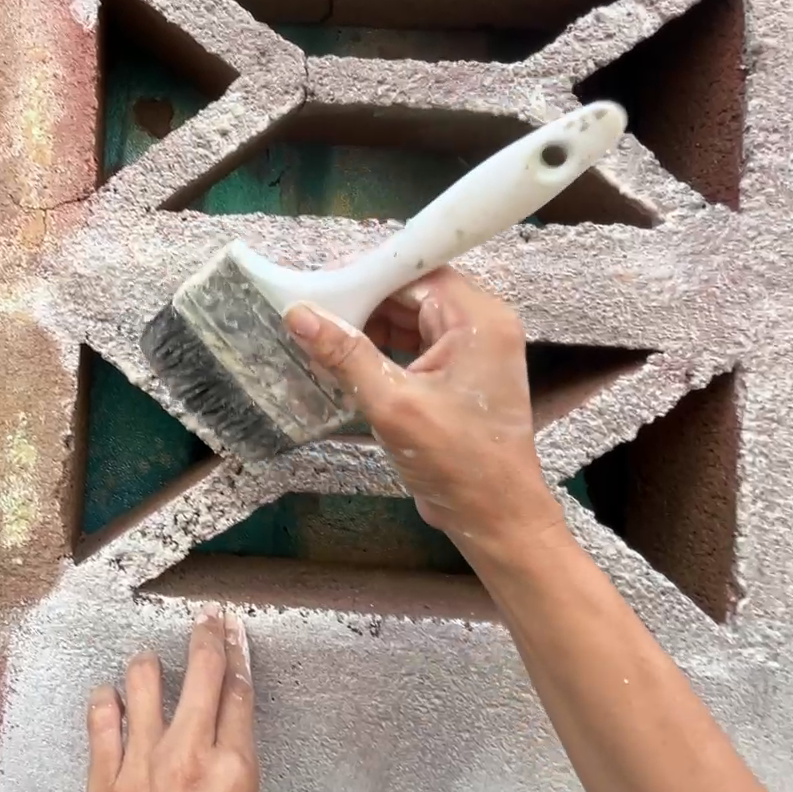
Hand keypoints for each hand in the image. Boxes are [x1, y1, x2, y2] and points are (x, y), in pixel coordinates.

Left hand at [86, 608, 263, 791]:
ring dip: (150, 666)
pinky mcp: (104, 780)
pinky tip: (107, 695)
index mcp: (233, 771)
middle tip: (207, 622)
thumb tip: (228, 759)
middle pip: (201, 672)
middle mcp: (188, 756)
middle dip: (207, 637)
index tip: (235, 635)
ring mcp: (141, 762)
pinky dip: (104, 702)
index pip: (239, 692)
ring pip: (143, 681)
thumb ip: (238, 785)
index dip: (239, 656)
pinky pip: (99, 720)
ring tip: (150, 662)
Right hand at [282, 266, 562, 552]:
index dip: (365, 274)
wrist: (495, 519)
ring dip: (365, 326)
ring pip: (407, 317)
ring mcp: (469, 348)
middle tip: (310, 311)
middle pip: (409, 292)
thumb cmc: (455, 461)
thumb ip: (344, 354)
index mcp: (477, 319)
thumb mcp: (392, 404)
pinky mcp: (456, 372)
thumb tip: (297, 313)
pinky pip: (411, 342)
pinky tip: (342, 359)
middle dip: (360, 302)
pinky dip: (378, 347)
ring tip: (319, 334)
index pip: (415, 272)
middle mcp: (479, 324)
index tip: (318, 284)